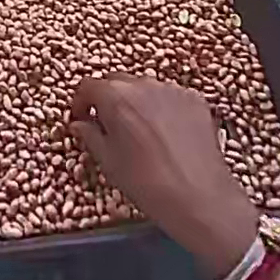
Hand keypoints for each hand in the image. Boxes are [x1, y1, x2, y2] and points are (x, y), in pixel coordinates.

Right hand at [69, 74, 257, 276]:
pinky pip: (170, 97)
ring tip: (139, 131)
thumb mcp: (109, 161)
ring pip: (144, 88)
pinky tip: (165, 134)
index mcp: (115, 97)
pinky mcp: (195, 100)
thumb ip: (91, 135)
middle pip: (116, 82)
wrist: (200, 198)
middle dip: (108, 99)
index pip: (88, 86)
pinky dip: (162, 108)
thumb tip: (80, 124)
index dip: (81, 102)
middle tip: (108, 125)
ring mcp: (172, 90)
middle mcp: (143, 85)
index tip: (82, 118)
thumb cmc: (147, 183)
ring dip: (136, 102)